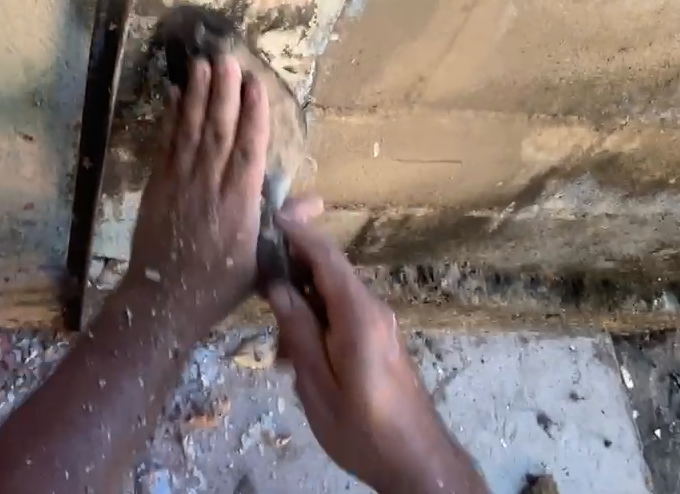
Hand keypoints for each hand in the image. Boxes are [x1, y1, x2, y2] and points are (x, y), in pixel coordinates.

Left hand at [124, 56, 268, 339]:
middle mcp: (209, 187)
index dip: (253, 114)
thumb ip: (287, 225)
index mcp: (239, 205)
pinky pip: (166, 145)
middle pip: (219, 132)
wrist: (164, 300)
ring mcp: (180, 183)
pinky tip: (176, 95)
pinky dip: (171, 118)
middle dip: (224, 93)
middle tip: (227, 59)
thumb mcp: (263, 260)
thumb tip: (318, 201)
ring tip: (202, 64)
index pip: (249, 150)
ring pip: (191, 132)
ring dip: (197, 96)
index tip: (256, 83)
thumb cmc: (221, 282)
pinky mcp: (157, 185)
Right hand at [266, 212, 485, 493]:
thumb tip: (277, 285)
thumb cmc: (364, 428)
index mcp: (357, 313)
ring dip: (302, 308)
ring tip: (282, 354)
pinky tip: (301, 360)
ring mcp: (378, 320)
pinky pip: (341, 312)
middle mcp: (371, 306)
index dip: (298, 230)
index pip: (325, 255)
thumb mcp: (318, 385)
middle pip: (327, 269)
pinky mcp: (377, 335)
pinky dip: (317, 322)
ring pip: (330, 293)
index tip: (270, 215)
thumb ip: (298, 331)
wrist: (418, 464)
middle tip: (261, 297)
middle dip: (291, 275)